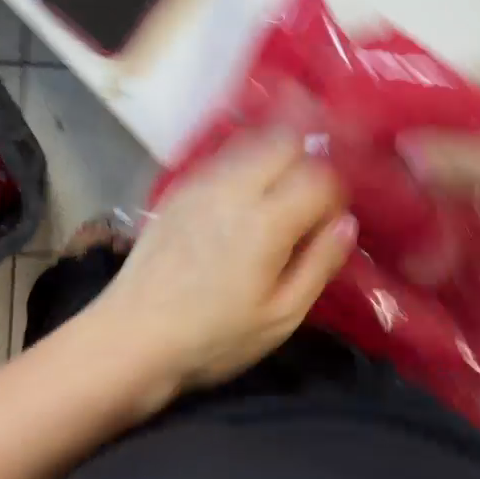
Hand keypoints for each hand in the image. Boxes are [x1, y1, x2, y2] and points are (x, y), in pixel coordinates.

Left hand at [81, 133, 356, 407]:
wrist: (134, 333)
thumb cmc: (213, 336)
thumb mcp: (281, 316)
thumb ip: (318, 264)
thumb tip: (346, 222)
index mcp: (266, 221)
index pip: (318, 175)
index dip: (336, 191)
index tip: (335, 218)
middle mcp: (233, 188)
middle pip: (284, 142)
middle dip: (308, 160)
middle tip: (312, 198)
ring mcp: (201, 182)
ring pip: (252, 143)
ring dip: (276, 157)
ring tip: (281, 195)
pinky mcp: (179, 187)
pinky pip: (224, 157)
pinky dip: (246, 163)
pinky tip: (245, 197)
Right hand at [399, 71, 479, 282]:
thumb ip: (456, 159)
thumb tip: (398, 149)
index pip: (458, 80)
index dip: (421, 105)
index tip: (390, 134)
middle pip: (471, 110)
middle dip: (440, 139)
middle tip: (406, 167)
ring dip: (464, 161)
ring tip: (430, 186)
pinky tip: (470, 197)